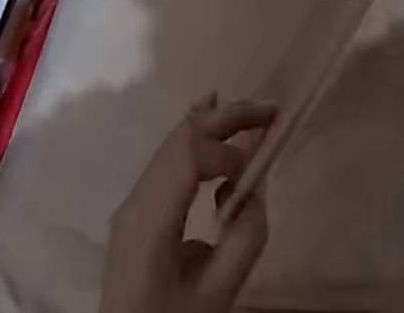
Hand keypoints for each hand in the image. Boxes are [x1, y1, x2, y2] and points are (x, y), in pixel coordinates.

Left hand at [102, 96, 276, 312]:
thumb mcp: (218, 295)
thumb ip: (245, 239)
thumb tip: (255, 192)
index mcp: (150, 222)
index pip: (188, 157)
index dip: (227, 152)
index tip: (252, 175)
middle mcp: (136, 201)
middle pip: (181, 138)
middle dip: (229, 117)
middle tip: (271, 110)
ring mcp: (132, 203)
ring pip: (173, 142)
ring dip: (215, 123)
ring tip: (253, 113)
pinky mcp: (137, 210)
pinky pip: (167, 158)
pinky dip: (197, 137)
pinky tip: (214, 119)